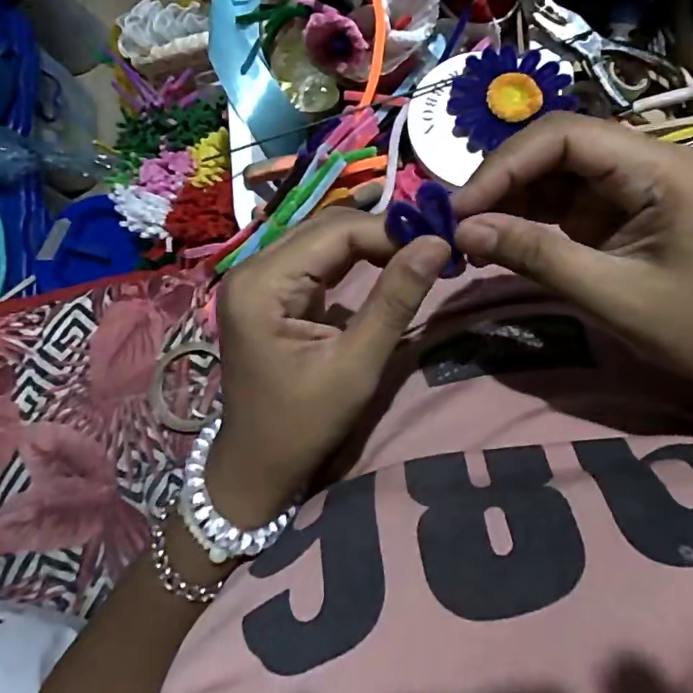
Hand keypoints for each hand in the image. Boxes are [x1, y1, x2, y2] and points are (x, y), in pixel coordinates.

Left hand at [211, 210, 450, 523]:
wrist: (257, 464)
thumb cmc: (303, 423)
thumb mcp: (356, 365)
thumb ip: (395, 300)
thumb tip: (436, 244)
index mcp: (262, 284)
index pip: (335, 232)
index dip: (389, 231)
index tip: (439, 242)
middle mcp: (253, 268)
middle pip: (327, 228)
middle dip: (382, 233)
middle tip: (433, 246)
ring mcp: (258, 277)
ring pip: (324, 237)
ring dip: (371, 242)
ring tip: (417, 252)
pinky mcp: (270, 289)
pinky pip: (318, 257)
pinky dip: (355, 257)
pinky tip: (387, 263)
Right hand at [450, 113, 692, 408]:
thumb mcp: (611, 294)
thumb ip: (536, 256)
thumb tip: (462, 230)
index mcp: (656, 166)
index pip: (564, 136)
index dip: (504, 165)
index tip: (461, 208)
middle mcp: (642, 160)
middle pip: (554, 147)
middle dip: (502, 180)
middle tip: (456, 222)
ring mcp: (629, 184)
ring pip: (552, 171)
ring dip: (508, 198)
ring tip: (468, 234)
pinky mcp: (617, 210)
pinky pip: (561, 200)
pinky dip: (526, 218)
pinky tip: (496, 239)